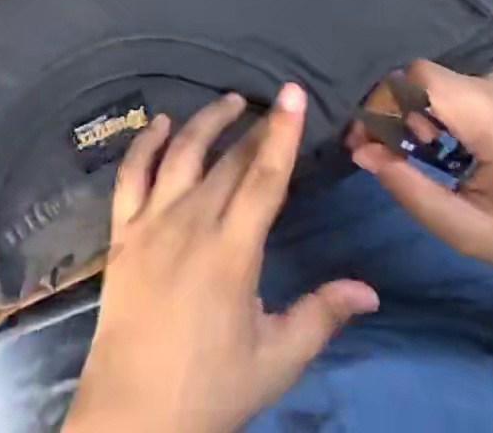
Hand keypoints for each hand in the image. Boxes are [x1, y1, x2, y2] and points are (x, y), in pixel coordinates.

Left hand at [63, 85, 378, 432]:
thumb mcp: (276, 359)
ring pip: (180, 155)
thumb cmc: (209, 389)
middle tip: (274, 105)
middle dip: (256, 127)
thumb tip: (370, 291)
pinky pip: (130, 177)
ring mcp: (151, 225)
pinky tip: (159, 123)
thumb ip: (321, 315)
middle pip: (229, 161)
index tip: (293, 93)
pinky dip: (144, 145)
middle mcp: (190, 225)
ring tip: (230, 101)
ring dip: (206, 122)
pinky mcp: (122, 235)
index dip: (282, 132)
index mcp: (232, 252)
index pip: (264, 177)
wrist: (131, 420)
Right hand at [347, 60, 492, 289]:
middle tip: (378, 152)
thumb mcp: (467, 231)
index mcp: (490, 118)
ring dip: (407, 111)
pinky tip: (433, 150)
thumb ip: (411, 190)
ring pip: (431, 80)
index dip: (381, 104)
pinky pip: (449, 91)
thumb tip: (362, 152)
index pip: (417, 79)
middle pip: (420, 75)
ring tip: (406, 155)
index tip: (362, 145)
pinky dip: (427, 112)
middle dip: (389, 108)